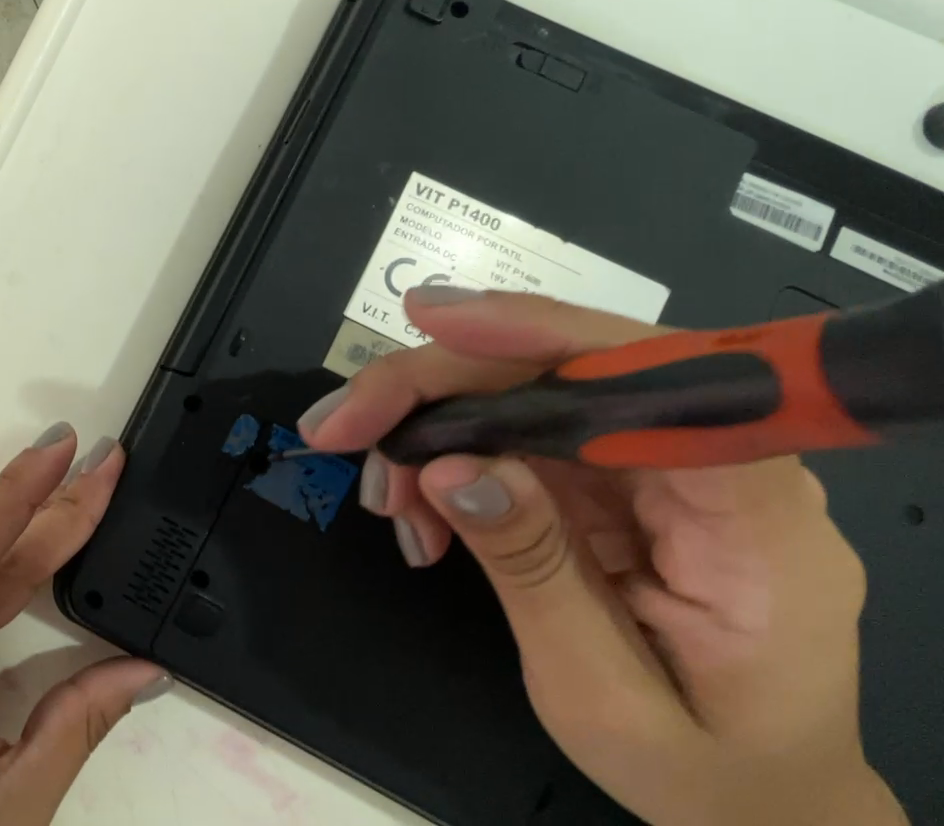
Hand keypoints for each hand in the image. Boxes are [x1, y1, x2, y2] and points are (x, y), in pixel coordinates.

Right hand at [301, 287, 905, 825]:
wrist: (757, 806)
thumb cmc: (707, 775)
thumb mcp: (602, 695)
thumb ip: (534, 573)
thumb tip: (449, 466)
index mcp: (756, 520)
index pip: (658, 381)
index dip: (544, 333)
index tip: (431, 319)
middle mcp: (711, 469)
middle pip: (562, 374)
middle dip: (435, 389)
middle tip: (337, 428)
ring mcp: (656, 471)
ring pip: (521, 400)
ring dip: (428, 434)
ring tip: (384, 503)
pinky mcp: (611, 482)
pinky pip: (513, 443)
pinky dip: (445, 467)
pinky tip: (417, 517)